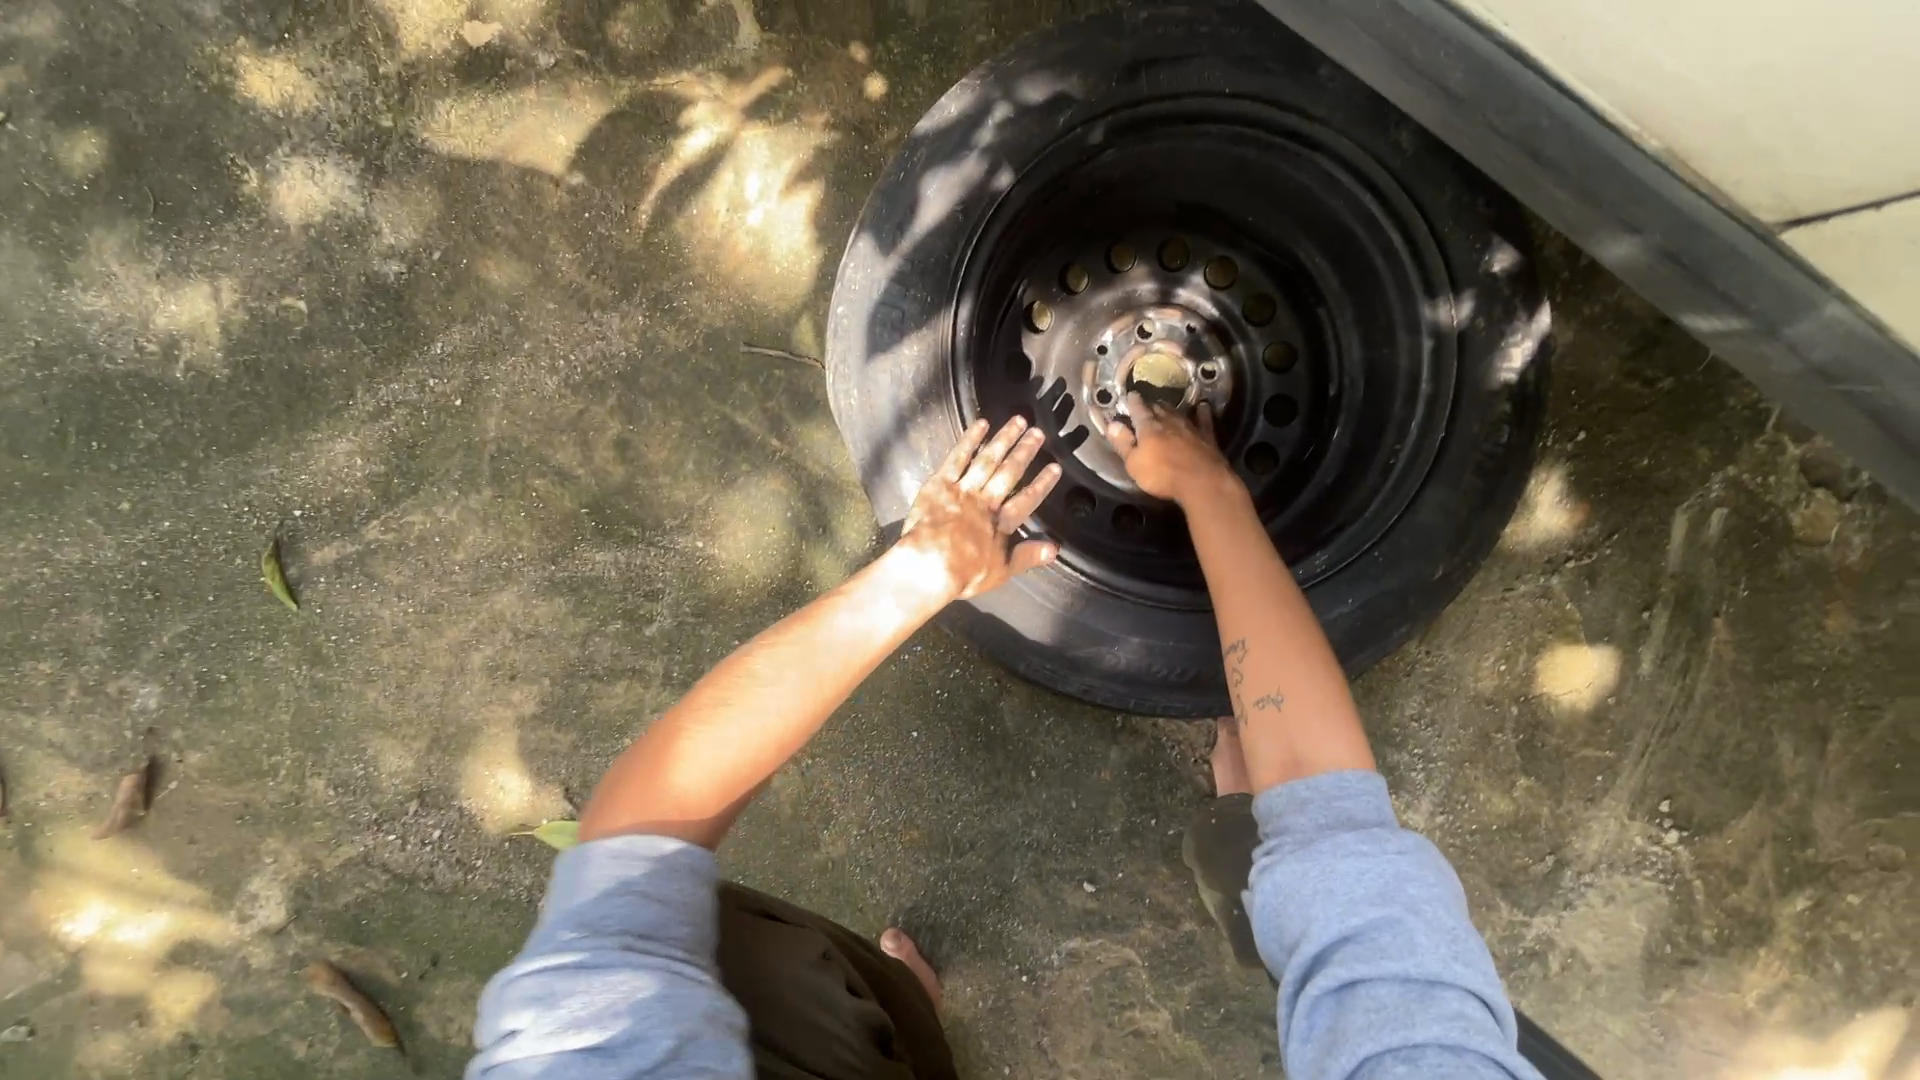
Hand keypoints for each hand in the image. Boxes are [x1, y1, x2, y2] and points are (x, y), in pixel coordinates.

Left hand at [898, 416, 1062, 599]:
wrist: (929, 565)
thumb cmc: (964, 573)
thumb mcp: (1001, 571)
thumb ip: (1027, 556)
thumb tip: (1054, 549)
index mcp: (1001, 523)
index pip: (1027, 500)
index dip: (1042, 484)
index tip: (1054, 468)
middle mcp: (986, 501)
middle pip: (1009, 472)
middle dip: (1025, 452)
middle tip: (1038, 433)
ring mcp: (963, 489)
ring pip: (987, 460)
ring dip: (1004, 440)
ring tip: (1018, 421)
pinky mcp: (940, 484)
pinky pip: (957, 458)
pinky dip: (970, 440)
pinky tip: (981, 425)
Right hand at [1106, 394, 1236, 504]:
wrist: (1201, 482)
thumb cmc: (1162, 475)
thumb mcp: (1134, 463)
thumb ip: (1123, 443)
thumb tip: (1112, 424)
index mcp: (1148, 427)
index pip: (1138, 409)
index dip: (1133, 401)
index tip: (1130, 395)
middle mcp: (1169, 421)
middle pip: (1158, 408)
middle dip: (1150, 405)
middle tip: (1146, 404)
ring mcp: (1189, 426)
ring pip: (1177, 411)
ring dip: (1169, 408)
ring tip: (1164, 405)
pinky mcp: (1206, 435)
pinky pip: (1203, 419)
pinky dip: (1201, 412)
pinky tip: (1202, 406)